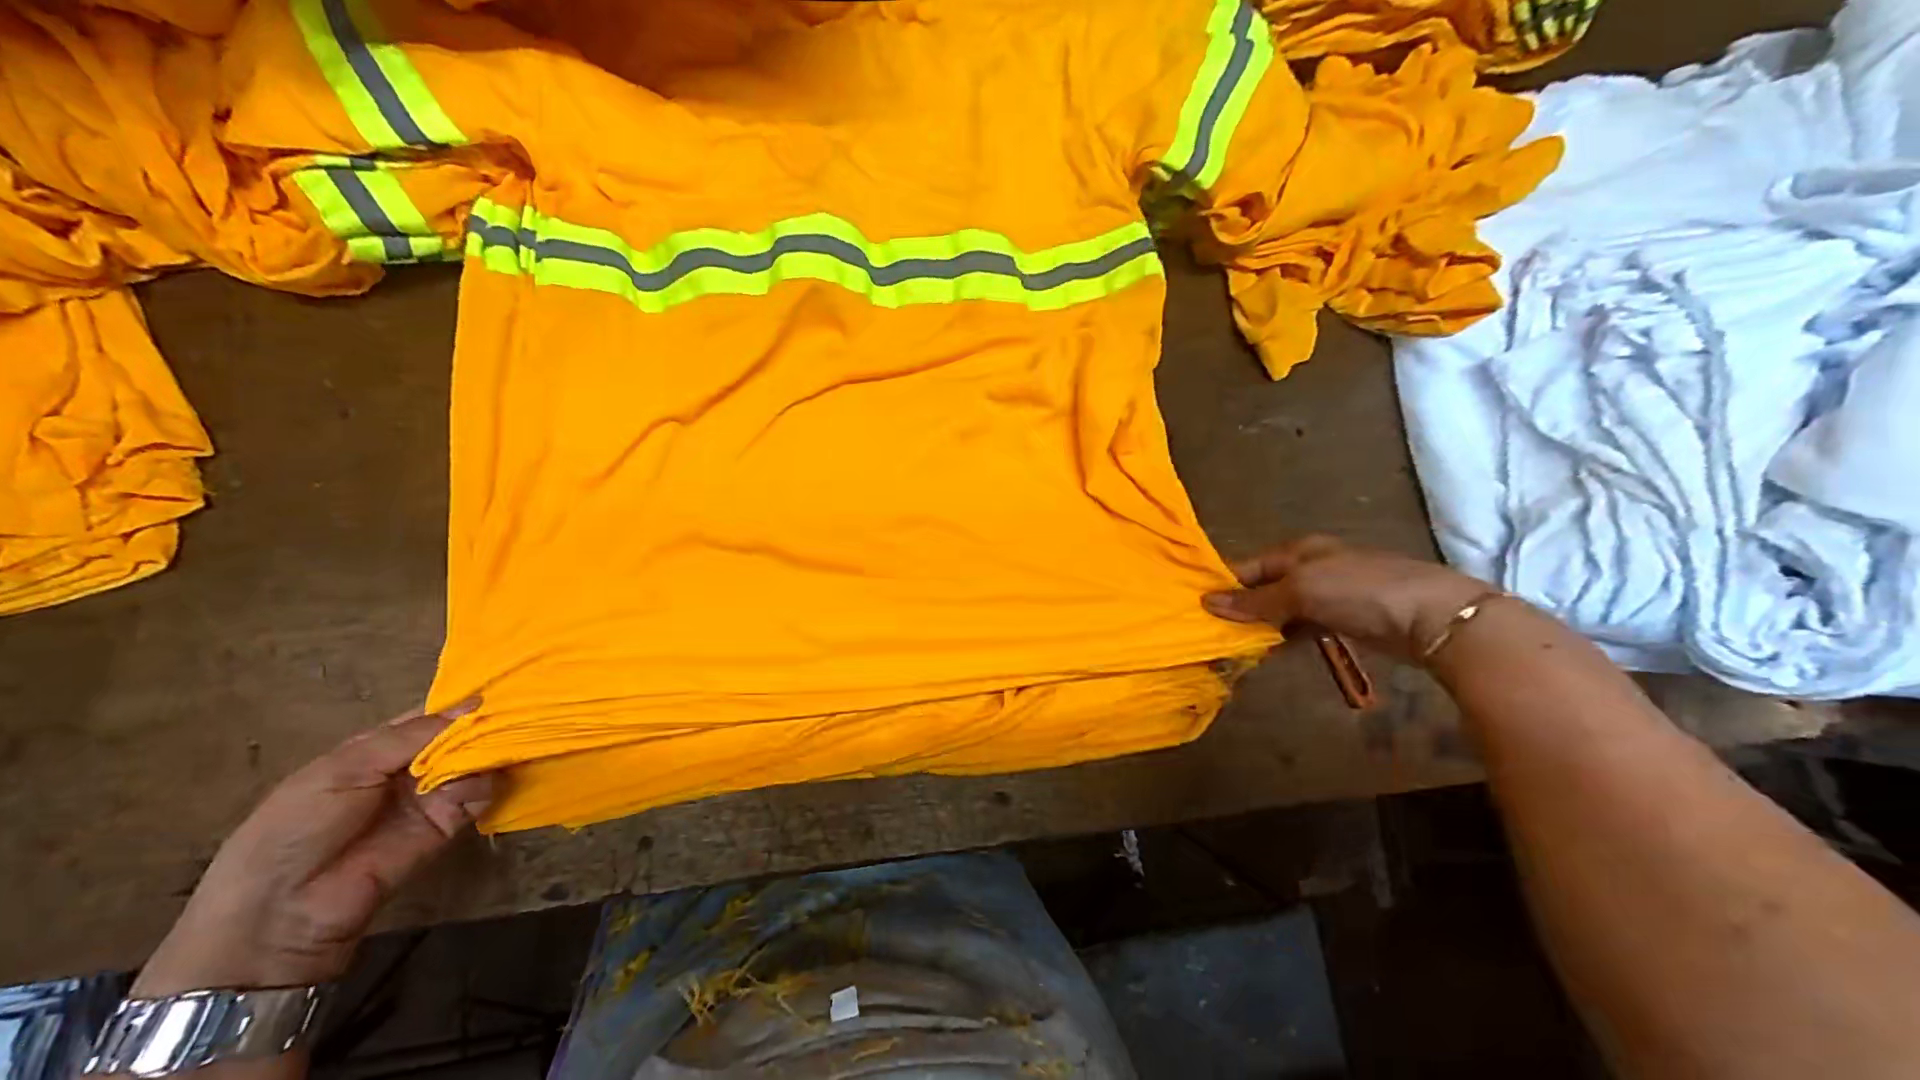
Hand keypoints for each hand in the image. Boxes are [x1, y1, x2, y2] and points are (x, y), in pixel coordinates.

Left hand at [133, 703, 496, 994]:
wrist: (286, 906)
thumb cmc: (297, 824)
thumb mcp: (345, 768)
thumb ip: (411, 735)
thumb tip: (474, 704)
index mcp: (382, 746)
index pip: (432, 715)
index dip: (462, 701)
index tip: (499, 687)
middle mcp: (414, 765)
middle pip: (462, 735)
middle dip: (485, 724)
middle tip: (516, 711)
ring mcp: (434, 794)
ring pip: (477, 761)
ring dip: (488, 752)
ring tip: (495, 748)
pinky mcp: (451, 822)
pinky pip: (479, 793)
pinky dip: (483, 784)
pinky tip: (471, 785)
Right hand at [1202, 535, 1494, 661]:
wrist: (1433, 618)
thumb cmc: (1360, 591)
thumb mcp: (1300, 590)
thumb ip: (1255, 600)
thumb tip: (1208, 603)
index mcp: (1298, 550)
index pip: (1248, 567)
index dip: (1223, 586)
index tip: (1196, 609)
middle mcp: (1311, 567)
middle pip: (1263, 588)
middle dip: (1239, 609)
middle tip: (1211, 634)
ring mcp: (1330, 594)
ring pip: (1282, 610)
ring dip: (1261, 627)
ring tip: (1234, 647)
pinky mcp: (1345, 619)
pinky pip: (1303, 627)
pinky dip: (1285, 637)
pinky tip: (1270, 652)